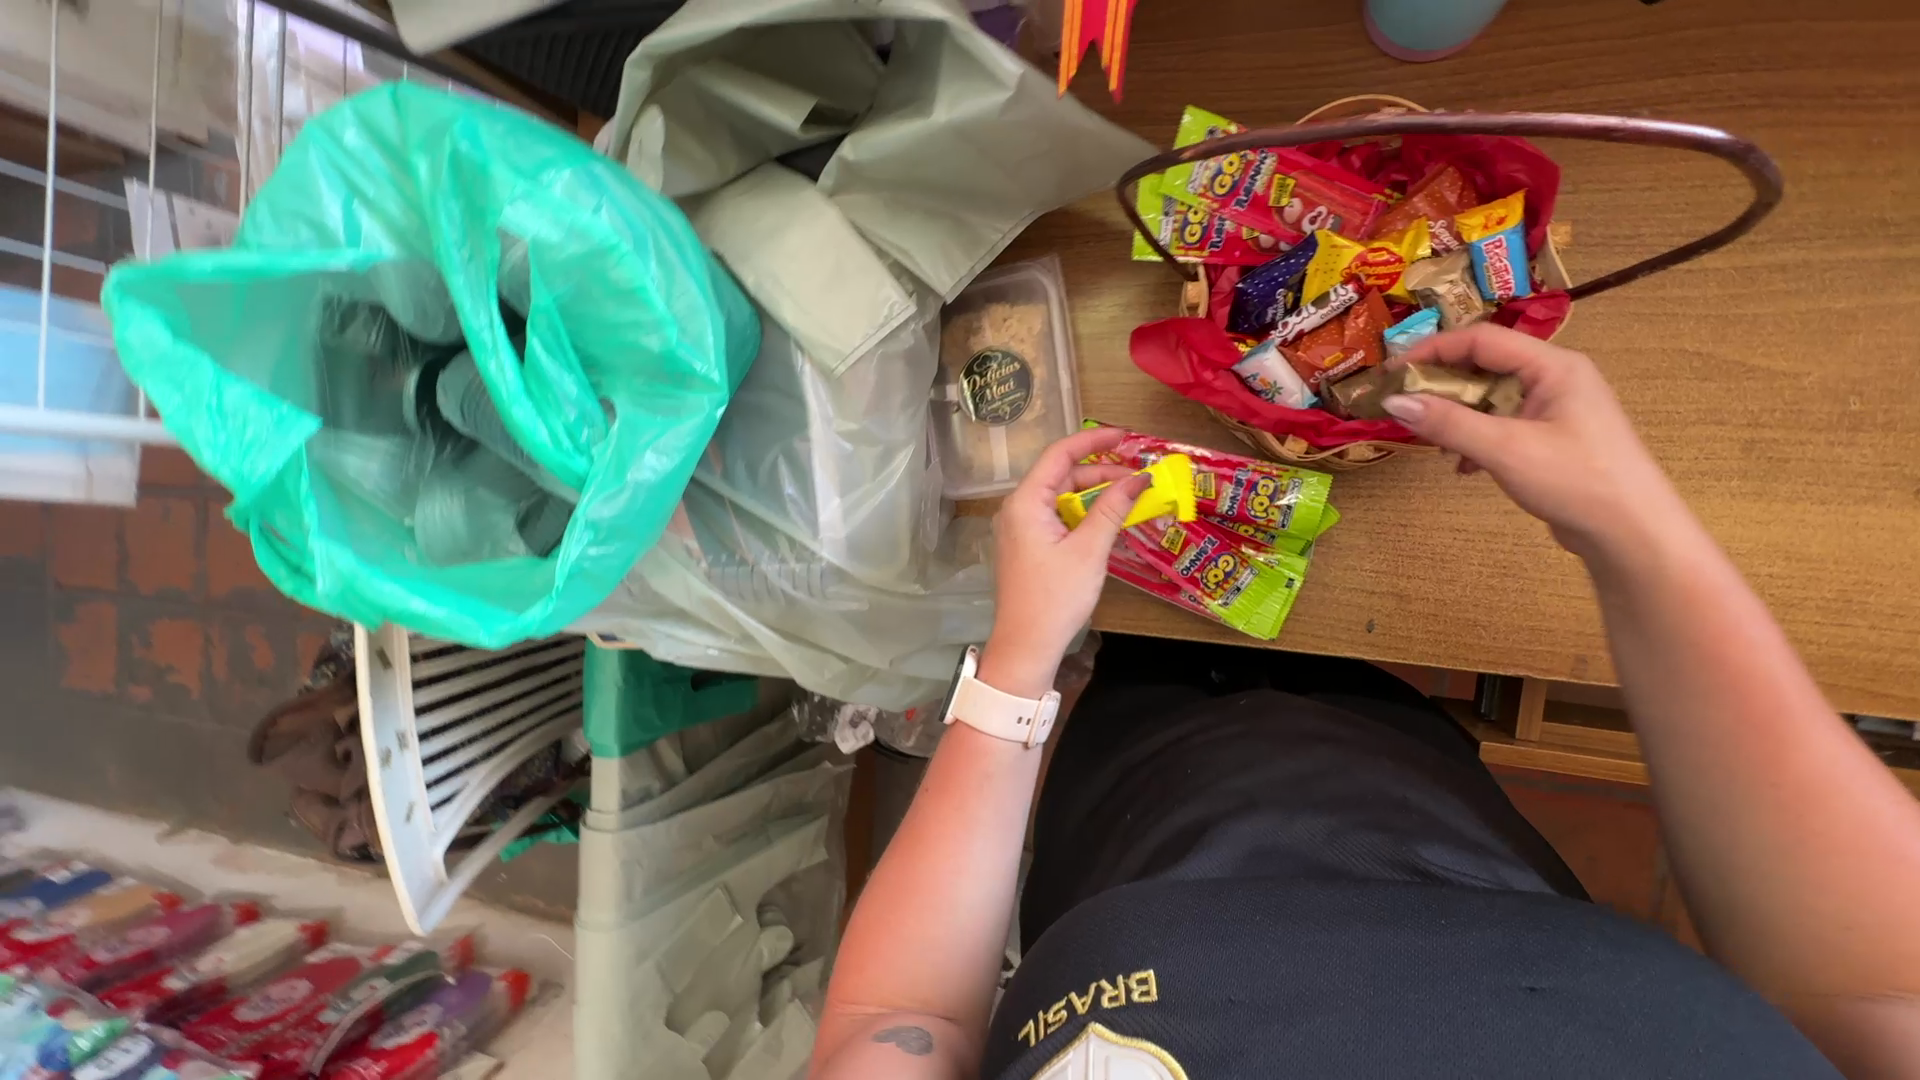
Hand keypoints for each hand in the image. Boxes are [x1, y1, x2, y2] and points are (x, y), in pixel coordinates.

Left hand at [978, 427, 1149, 696]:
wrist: (1026, 645)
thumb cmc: (1055, 598)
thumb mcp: (1089, 551)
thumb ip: (1112, 509)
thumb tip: (1139, 478)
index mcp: (1025, 502)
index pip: (1059, 454)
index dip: (1094, 441)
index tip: (1126, 437)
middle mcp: (1017, 509)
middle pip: (1060, 474)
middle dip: (1099, 471)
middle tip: (1138, 477)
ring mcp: (1019, 528)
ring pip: (1060, 496)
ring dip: (1093, 493)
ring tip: (1129, 497)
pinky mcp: (1026, 546)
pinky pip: (1055, 516)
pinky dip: (1082, 513)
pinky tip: (1107, 519)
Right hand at [1380, 323, 1685, 561]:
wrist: (1631, 532)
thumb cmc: (1575, 480)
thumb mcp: (1504, 449)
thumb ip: (1447, 423)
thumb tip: (1392, 401)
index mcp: (1554, 366)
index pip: (1481, 339)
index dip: (1431, 350)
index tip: (1390, 373)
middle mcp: (1554, 378)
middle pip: (1483, 365)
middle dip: (1438, 384)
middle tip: (1399, 404)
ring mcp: (1553, 409)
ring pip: (1487, 396)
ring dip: (1453, 414)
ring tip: (1426, 438)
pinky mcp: (1548, 437)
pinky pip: (1497, 423)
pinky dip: (1471, 438)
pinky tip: (1460, 465)